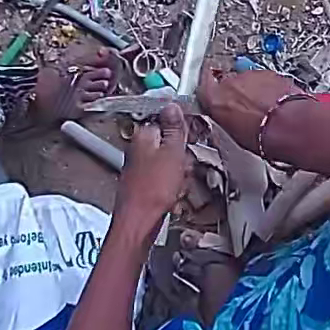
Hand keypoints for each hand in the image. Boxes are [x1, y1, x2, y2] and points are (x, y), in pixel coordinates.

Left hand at [115, 103, 189, 224]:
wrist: (139, 223)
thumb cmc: (152, 190)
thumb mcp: (173, 152)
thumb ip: (174, 128)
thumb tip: (173, 105)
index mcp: (143, 135)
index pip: (165, 118)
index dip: (182, 127)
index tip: (191, 135)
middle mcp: (138, 148)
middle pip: (168, 140)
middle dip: (181, 151)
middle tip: (185, 162)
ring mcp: (141, 166)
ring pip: (169, 159)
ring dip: (179, 169)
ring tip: (180, 180)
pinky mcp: (145, 183)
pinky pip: (166, 176)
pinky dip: (173, 182)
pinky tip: (175, 191)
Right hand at [198, 69, 304, 152]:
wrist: (290, 126)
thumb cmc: (263, 136)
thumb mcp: (234, 135)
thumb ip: (226, 119)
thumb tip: (230, 121)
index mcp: (215, 98)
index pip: (203, 88)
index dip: (210, 93)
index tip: (215, 99)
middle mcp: (230, 82)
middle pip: (227, 82)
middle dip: (234, 93)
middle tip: (244, 110)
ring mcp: (251, 75)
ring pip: (247, 80)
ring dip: (252, 91)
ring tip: (262, 110)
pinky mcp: (270, 73)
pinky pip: (264, 78)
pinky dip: (268, 87)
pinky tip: (274, 103)